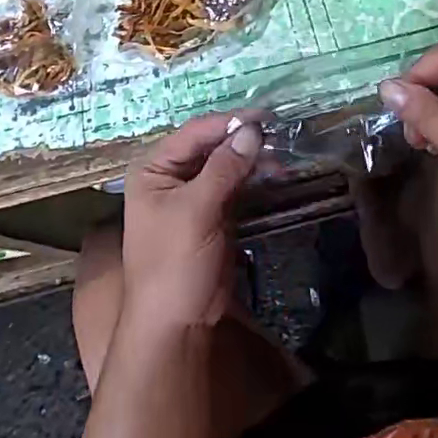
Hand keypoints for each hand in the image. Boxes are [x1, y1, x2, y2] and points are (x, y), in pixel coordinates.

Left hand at [120, 112, 263, 331]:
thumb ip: (224, 169)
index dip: (230, 122)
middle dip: (243, 139)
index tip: (267, 116)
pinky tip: (276, 172)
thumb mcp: (196, 211)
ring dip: (252, 158)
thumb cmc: (174, 263)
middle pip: (211, 146)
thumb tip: (252, 131)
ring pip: (227, 164)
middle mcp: (171, 175)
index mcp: (154, 168)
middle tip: (281, 133)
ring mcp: (194, 194)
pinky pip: (236, 185)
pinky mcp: (214, 213)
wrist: (176, 322)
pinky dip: (254, 178)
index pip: (195, 133)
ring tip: (283, 154)